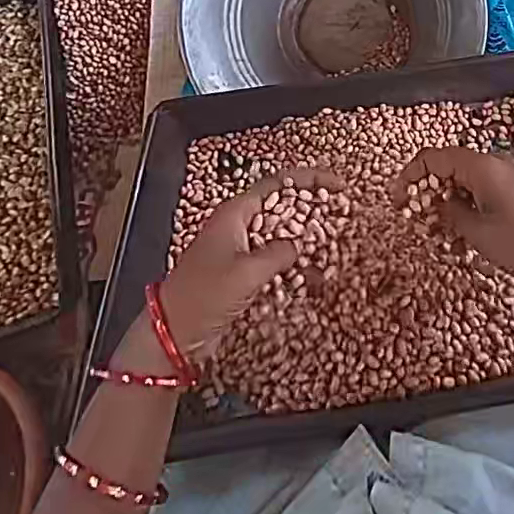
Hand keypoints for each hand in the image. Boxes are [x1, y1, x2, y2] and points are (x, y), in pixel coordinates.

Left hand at [123, 169, 342, 373]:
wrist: (173, 333)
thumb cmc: (205, 295)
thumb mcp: (248, 271)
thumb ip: (280, 252)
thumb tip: (299, 245)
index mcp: (236, 214)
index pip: (278, 184)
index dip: (310, 180)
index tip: (338, 185)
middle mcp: (239, 226)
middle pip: (282, 207)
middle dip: (311, 210)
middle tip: (340, 214)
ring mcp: (240, 250)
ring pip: (281, 236)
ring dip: (305, 241)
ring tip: (332, 248)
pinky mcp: (241, 273)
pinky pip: (274, 261)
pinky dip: (294, 265)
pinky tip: (314, 276)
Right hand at [389, 147, 513, 286]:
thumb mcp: (478, 233)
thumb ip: (450, 212)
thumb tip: (435, 203)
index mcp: (482, 166)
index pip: (434, 157)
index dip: (410, 176)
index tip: (397, 200)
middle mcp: (495, 164)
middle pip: (449, 166)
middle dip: (427, 189)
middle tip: (413, 217)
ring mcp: (509, 177)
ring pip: (465, 180)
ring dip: (446, 201)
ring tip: (436, 230)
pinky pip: (482, 191)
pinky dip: (466, 206)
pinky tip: (461, 234)